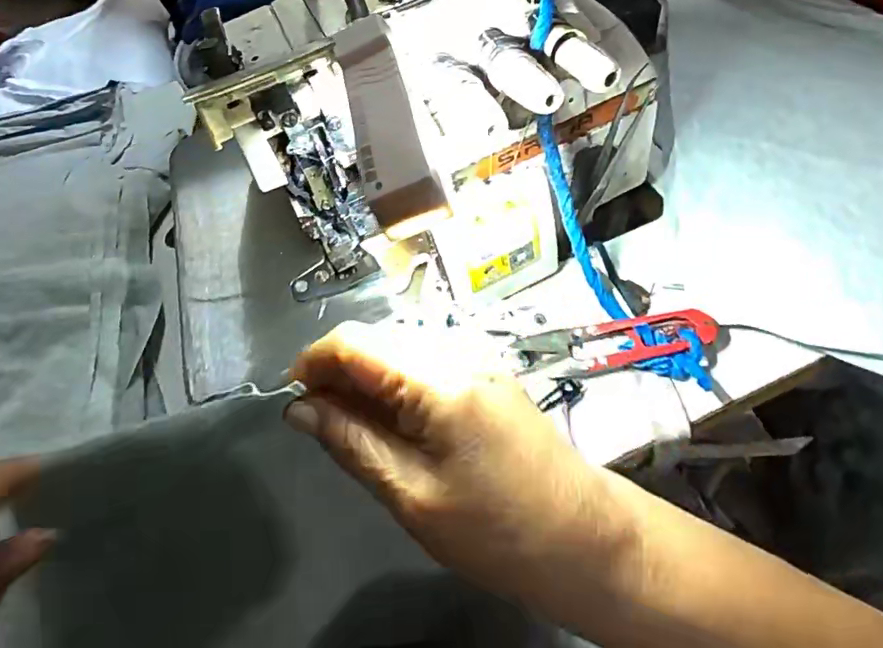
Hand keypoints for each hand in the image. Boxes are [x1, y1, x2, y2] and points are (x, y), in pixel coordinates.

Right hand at [284, 322, 629, 607]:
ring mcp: (474, 358)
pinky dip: (391, 382)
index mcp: (438, 381)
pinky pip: (420, 361)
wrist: (592, 543)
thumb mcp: (414, 497)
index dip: (311, 363)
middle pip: (372, 338)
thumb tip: (298, 410)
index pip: (353, 343)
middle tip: (316, 419)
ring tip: (349, 425)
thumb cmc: (501, 532)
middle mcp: (455, 352)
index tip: (290, 399)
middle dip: (334, 371)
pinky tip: (389, 420)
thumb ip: (351, 443)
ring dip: (361, 376)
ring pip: (393, 347)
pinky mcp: (483, 372)